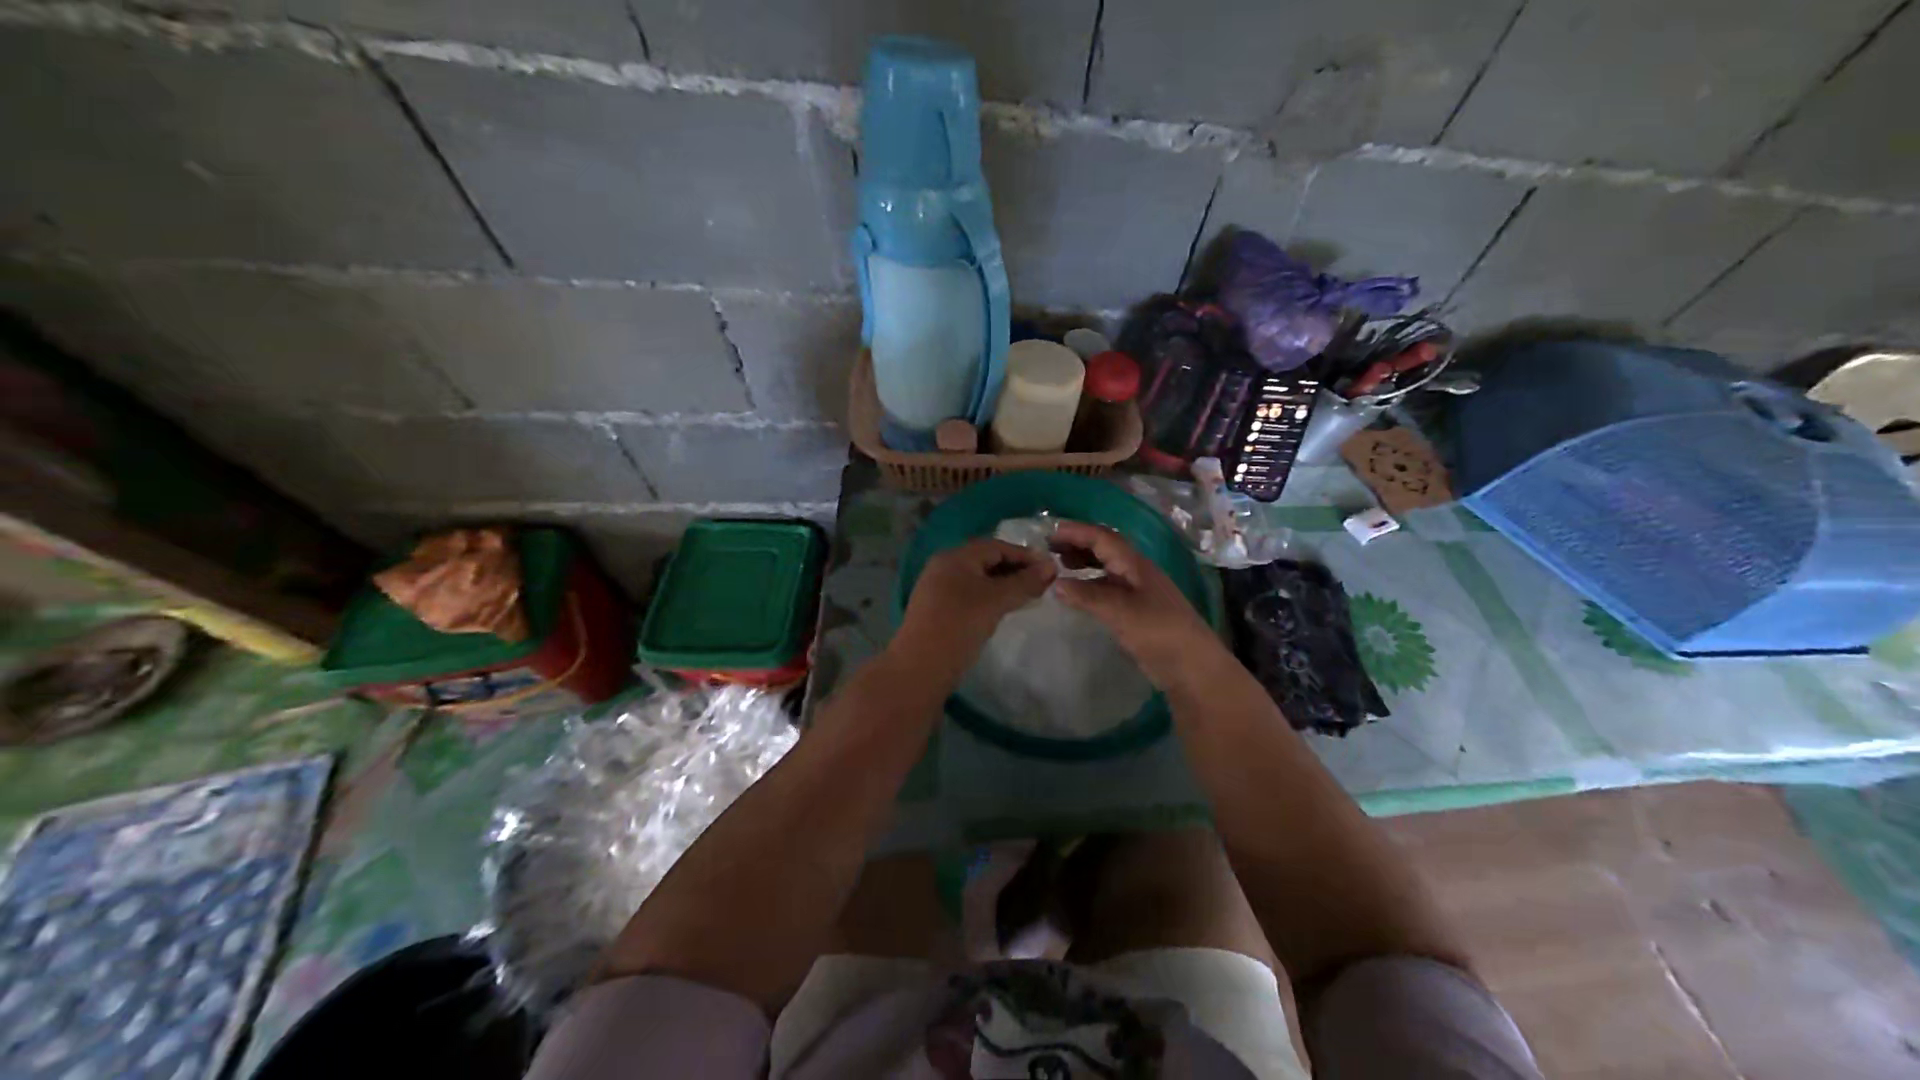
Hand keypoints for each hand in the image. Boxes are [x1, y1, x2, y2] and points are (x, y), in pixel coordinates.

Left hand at [893, 537, 1056, 672]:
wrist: (921, 666)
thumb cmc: (961, 624)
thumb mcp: (997, 600)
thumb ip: (1025, 582)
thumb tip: (1051, 566)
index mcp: (955, 557)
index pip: (996, 546)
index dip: (1024, 555)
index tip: (1050, 568)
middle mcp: (944, 566)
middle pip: (985, 559)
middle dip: (1015, 569)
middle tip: (1041, 583)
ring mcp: (937, 588)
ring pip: (977, 578)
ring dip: (1003, 584)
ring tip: (1027, 596)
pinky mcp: (937, 608)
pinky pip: (969, 593)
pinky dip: (989, 596)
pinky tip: (1002, 609)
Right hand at [1049, 521, 1229, 690]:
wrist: (1192, 666)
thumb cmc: (1158, 632)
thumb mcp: (1120, 611)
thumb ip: (1087, 596)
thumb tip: (1056, 583)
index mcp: (1135, 565)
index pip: (1103, 538)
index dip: (1076, 532)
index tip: (1050, 532)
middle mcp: (1137, 573)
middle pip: (1105, 548)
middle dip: (1078, 544)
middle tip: (1050, 548)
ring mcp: (1138, 592)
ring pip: (1107, 568)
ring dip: (1084, 563)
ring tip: (1060, 566)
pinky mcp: (1137, 612)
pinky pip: (1108, 588)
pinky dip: (1090, 585)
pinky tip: (1078, 594)